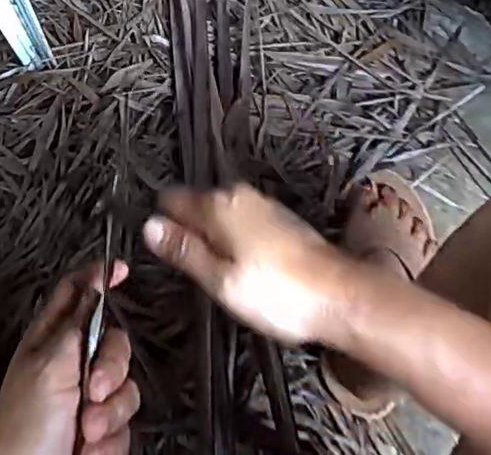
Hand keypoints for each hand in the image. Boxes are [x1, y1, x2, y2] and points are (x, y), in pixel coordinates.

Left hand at [0, 262, 139, 454]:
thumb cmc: (25, 429)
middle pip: (112, 339)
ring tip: (86, 431)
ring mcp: (87, 401)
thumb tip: (94, 283)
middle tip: (94, 388)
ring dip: (109, 412)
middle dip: (112, 366)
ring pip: (125, 386)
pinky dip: (110, 441)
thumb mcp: (49, 364)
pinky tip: (89, 450)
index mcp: (50, 339)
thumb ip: (77, 323)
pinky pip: (126, 424)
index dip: (98, 277)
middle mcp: (71, 365)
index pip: (77, 292)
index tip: (121, 270)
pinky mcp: (102, 433)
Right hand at [144, 184, 353, 345]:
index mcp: (219, 206)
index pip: (172, 198)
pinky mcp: (279, 217)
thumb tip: (151, 227)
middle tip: (191, 266)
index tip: (160, 242)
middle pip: (197, 203)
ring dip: (213, 233)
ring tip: (217, 270)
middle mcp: (238, 195)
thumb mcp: (220, 280)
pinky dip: (235, 236)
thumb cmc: (280, 293)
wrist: (340, 295)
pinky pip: (242, 219)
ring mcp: (261, 203)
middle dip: (188, 228)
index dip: (160, 220)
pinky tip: (244, 265)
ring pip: (221, 211)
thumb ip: (184, 250)